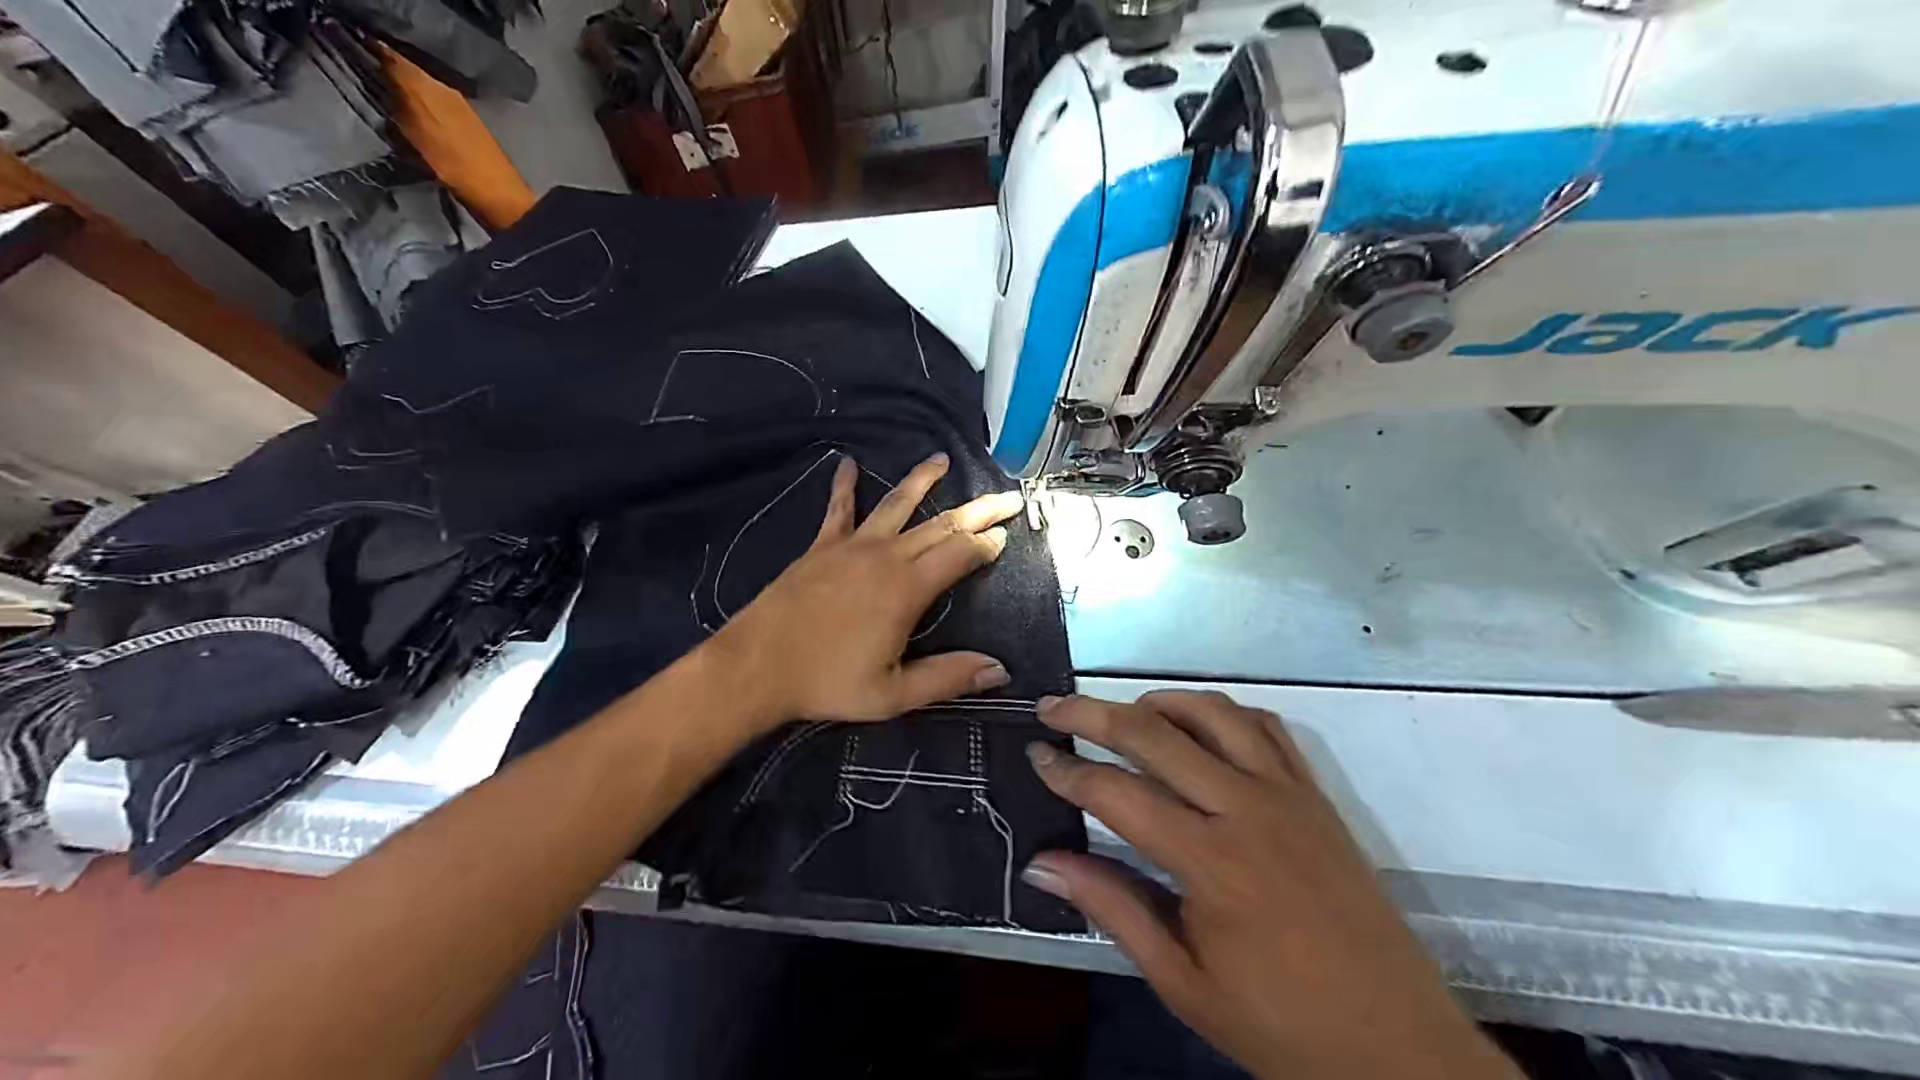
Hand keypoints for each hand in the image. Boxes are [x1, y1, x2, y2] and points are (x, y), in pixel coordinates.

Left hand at [710, 451, 1023, 731]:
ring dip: (922, 480)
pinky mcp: (822, 546)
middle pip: (941, 523)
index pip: (961, 553)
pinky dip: (844, 485)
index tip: (1006, 536)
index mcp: (907, 588)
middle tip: (1007, 497)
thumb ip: (948, 677)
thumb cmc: (827, 682)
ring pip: (896, 503)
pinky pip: (838, 508)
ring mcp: (851, 545)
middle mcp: (885, 556)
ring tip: (941, 459)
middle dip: (979, 510)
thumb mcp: (894, 694)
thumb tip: (1000, 670)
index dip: (988, 543)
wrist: (757, 667)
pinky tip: (847, 463)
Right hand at [1021, 692, 1521, 1079]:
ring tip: (1122, 712)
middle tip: (1051, 707)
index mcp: (1211, 863)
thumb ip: (1111, 908)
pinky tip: (1197, 727)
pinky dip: (1222, 713)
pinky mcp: (1317, 796)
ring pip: (1212, 713)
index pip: (1117, 793)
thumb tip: (1041, 863)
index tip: (1035, 754)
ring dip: (1158, 701)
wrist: (1400, 1050)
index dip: (1067, 771)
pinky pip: (1267, 728)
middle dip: (1091, 712)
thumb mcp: (1182, 982)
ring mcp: (1288, 795)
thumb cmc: (1280, 1025)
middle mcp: (1247, 809)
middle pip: (1154, 733)